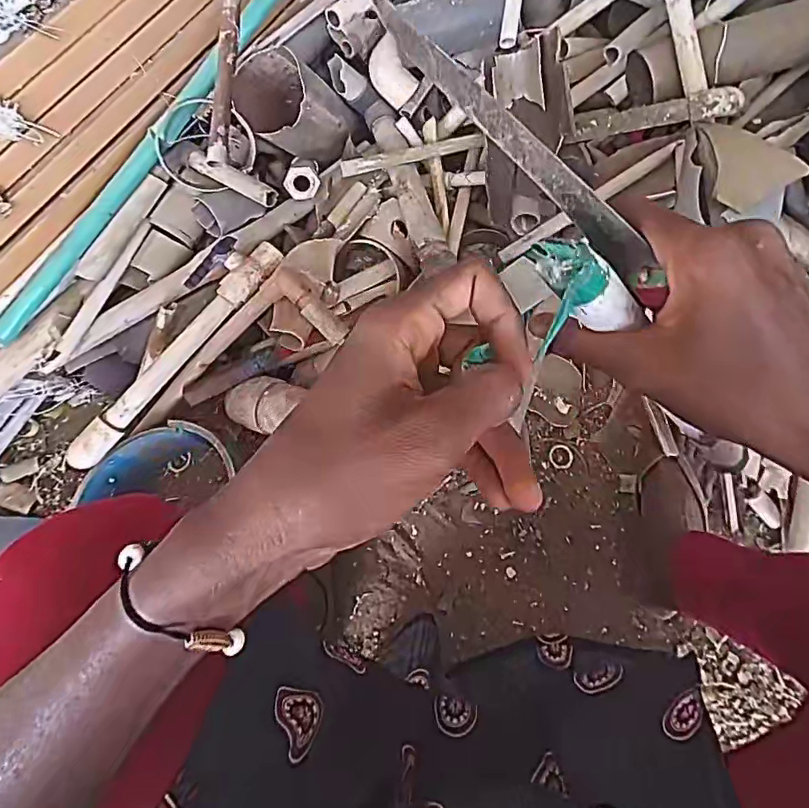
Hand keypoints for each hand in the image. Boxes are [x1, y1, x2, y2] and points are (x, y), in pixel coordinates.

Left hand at [222, 259, 541, 570]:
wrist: (282, 522)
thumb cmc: (342, 474)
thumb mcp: (430, 435)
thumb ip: (486, 397)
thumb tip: (515, 376)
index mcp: (398, 328)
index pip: (470, 285)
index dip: (505, 320)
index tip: (518, 371)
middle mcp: (398, 347)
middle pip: (475, 349)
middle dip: (507, 397)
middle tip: (526, 434)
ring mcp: (397, 385)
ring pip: (465, 395)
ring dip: (497, 441)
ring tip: (522, 493)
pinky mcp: (395, 420)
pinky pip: (446, 423)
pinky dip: (472, 453)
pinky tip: (497, 492)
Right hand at [547, 198, 808, 478]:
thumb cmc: (748, 394)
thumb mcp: (644, 366)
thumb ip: (585, 339)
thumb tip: (551, 326)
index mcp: (705, 253)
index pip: (633, 211)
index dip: (600, 232)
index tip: (587, 258)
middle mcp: (740, 241)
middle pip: (660, 239)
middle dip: (633, 274)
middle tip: (625, 315)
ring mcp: (766, 254)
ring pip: (691, 254)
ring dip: (666, 285)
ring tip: (667, 331)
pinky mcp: (780, 271)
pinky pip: (723, 265)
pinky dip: (700, 289)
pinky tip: (699, 331)